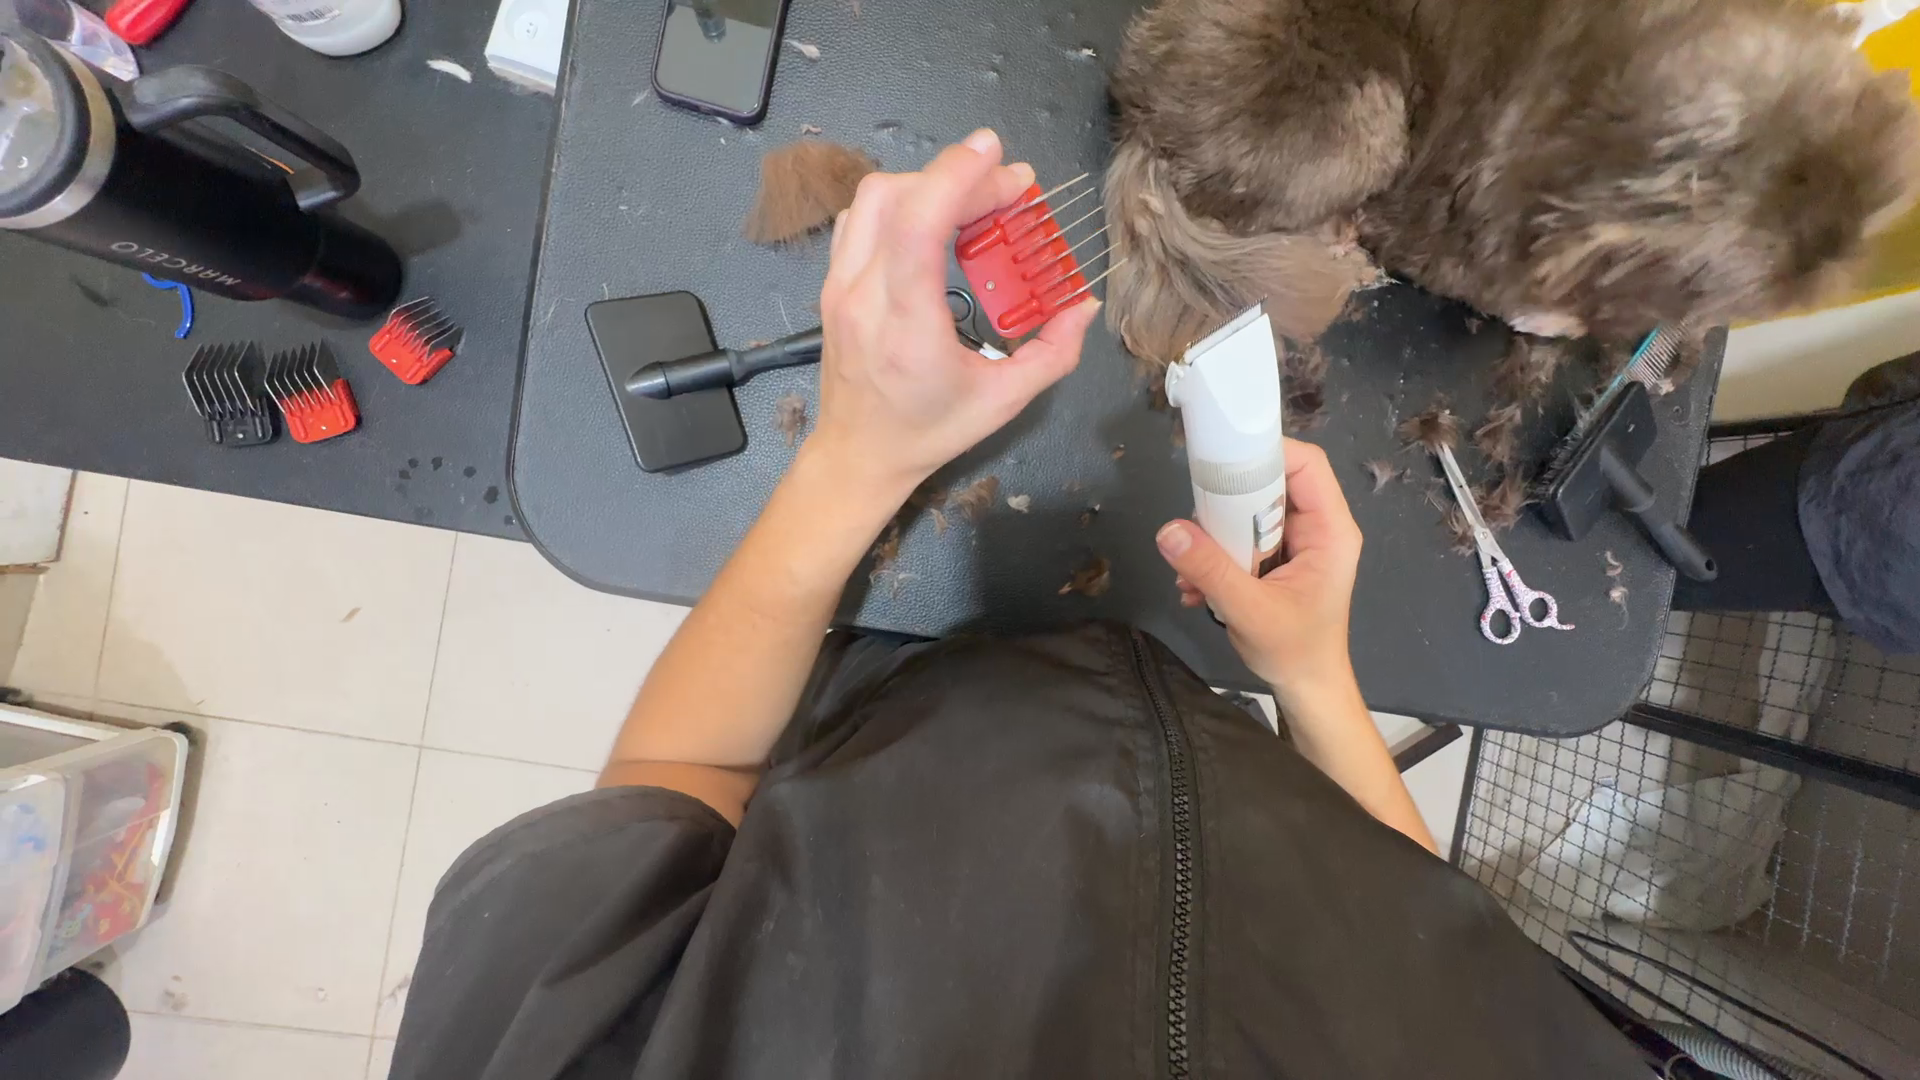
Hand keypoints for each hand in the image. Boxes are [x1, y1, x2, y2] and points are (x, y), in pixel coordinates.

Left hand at [808, 128, 1102, 500]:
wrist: (860, 455)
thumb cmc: (930, 432)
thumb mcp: (1003, 402)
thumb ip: (1052, 354)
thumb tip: (1083, 305)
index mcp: (906, 327)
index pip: (918, 225)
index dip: (956, 177)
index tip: (998, 155)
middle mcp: (862, 297)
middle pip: (896, 198)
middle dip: (956, 177)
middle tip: (1008, 189)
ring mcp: (839, 289)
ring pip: (871, 201)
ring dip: (925, 185)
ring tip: (972, 201)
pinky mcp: (831, 288)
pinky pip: (858, 221)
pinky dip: (898, 204)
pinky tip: (931, 221)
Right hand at [1155, 440, 1363, 696]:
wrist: (1304, 687)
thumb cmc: (1295, 651)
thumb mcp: (1250, 611)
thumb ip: (1210, 570)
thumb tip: (1169, 531)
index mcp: (1329, 531)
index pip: (1306, 465)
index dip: (1266, 453)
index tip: (1220, 463)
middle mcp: (1313, 528)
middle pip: (1268, 485)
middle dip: (1225, 504)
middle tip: (1196, 528)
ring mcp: (1291, 544)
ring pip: (1245, 513)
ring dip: (1211, 537)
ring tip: (1190, 569)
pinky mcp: (1271, 559)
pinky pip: (1236, 538)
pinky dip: (1211, 557)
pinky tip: (1194, 586)